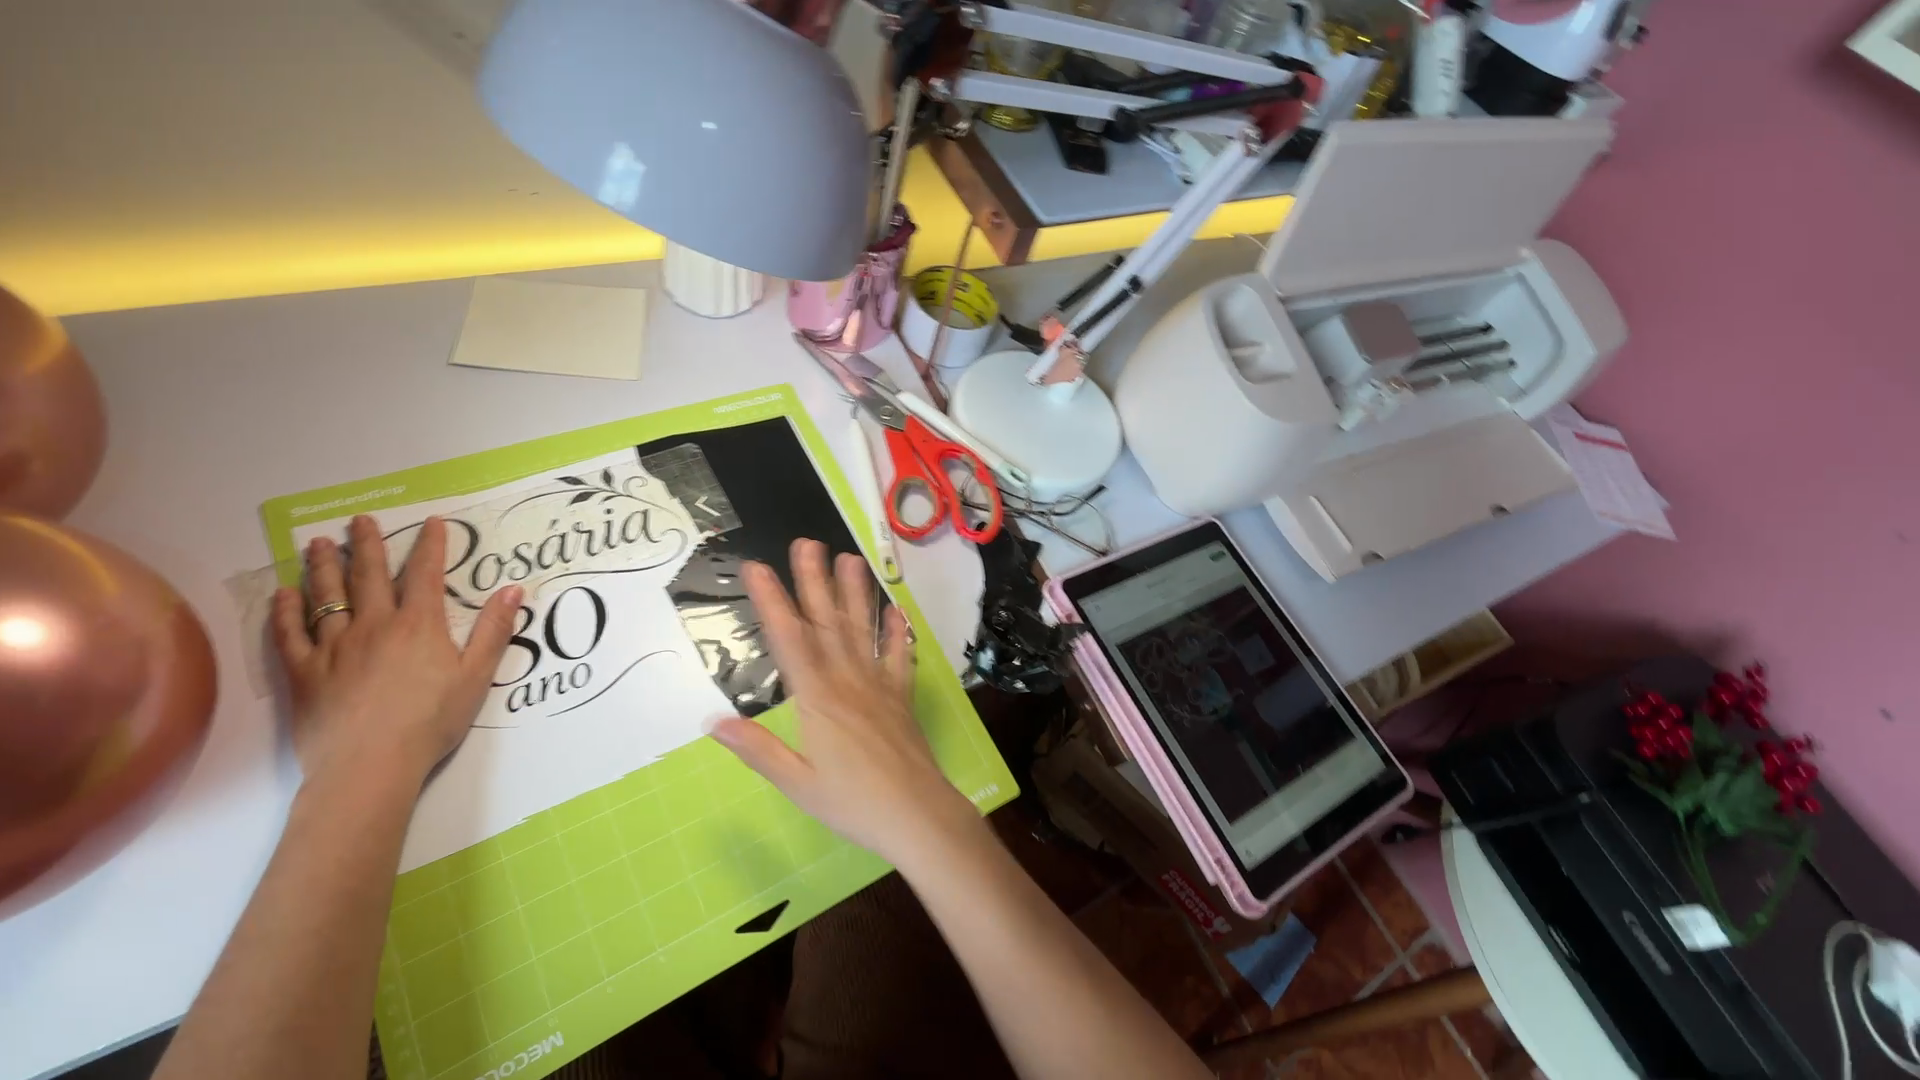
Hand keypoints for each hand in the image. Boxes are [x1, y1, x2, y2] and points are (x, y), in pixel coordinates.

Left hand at [271, 515, 521, 784]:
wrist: (371, 765)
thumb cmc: (432, 722)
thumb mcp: (476, 677)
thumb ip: (494, 631)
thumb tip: (513, 590)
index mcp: (419, 626)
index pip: (425, 574)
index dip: (430, 545)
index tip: (432, 522)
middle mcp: (373, 626)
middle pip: (368, 576)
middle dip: (366, 544)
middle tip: (360, 520)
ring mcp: (334, 647)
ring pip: (326, 597)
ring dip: (323, 567)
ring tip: (318, 543)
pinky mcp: (305, 673)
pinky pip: (290, 635)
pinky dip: (285, 612)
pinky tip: (283, 594)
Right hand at [707, 539, 981, 867]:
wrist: (918, 815)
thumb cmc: (852, 804)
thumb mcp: (797, 783)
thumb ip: (757, 749)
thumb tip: (713, 720)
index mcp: (817, 700)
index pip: (789, 641)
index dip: (772, 602)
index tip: (758, 568)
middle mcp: (848, 682)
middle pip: (828, 624)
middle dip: (815, 582)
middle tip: (807, 543)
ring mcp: (879, 686)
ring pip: (863, 632)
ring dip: (855, 594)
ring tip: (850, 559)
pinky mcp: (902, 698)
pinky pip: (899, 659)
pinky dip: (896, 634)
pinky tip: (896, 611)